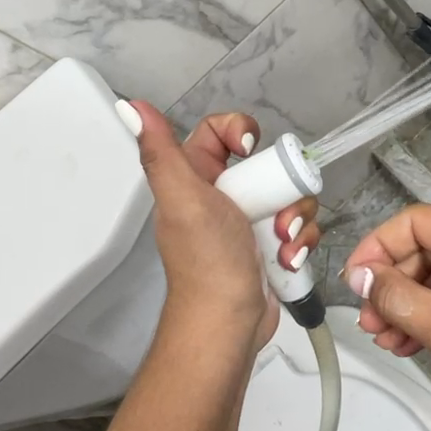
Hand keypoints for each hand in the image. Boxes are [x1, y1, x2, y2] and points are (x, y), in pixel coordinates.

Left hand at [127, 101, 319, 352]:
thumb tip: (130, 106)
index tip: (250, 150)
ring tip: (284, 246)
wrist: (227, 324)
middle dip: (285, 190)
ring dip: (295, 221)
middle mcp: (222, 198)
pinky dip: (299, 244)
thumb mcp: (183, 201)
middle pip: (267, 166)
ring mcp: (249, 224)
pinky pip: (298, 228)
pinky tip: (289, 261)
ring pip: (290, 197)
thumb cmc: (208, 262)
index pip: (219, 132)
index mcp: (196, 179)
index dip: (239, 131)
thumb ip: (160, 153)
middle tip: (280, 216)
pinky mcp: (271, 247)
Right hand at [342, 205, 430, 428]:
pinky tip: (407, 345)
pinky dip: (428, 318)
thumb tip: (359, 277)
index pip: (413, 222)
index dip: (376, 248)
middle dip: (391, 286)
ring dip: (405, 307)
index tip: (351, 283)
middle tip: (368, 323)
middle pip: (422, 250)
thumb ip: (397, 297)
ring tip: (384, 340)